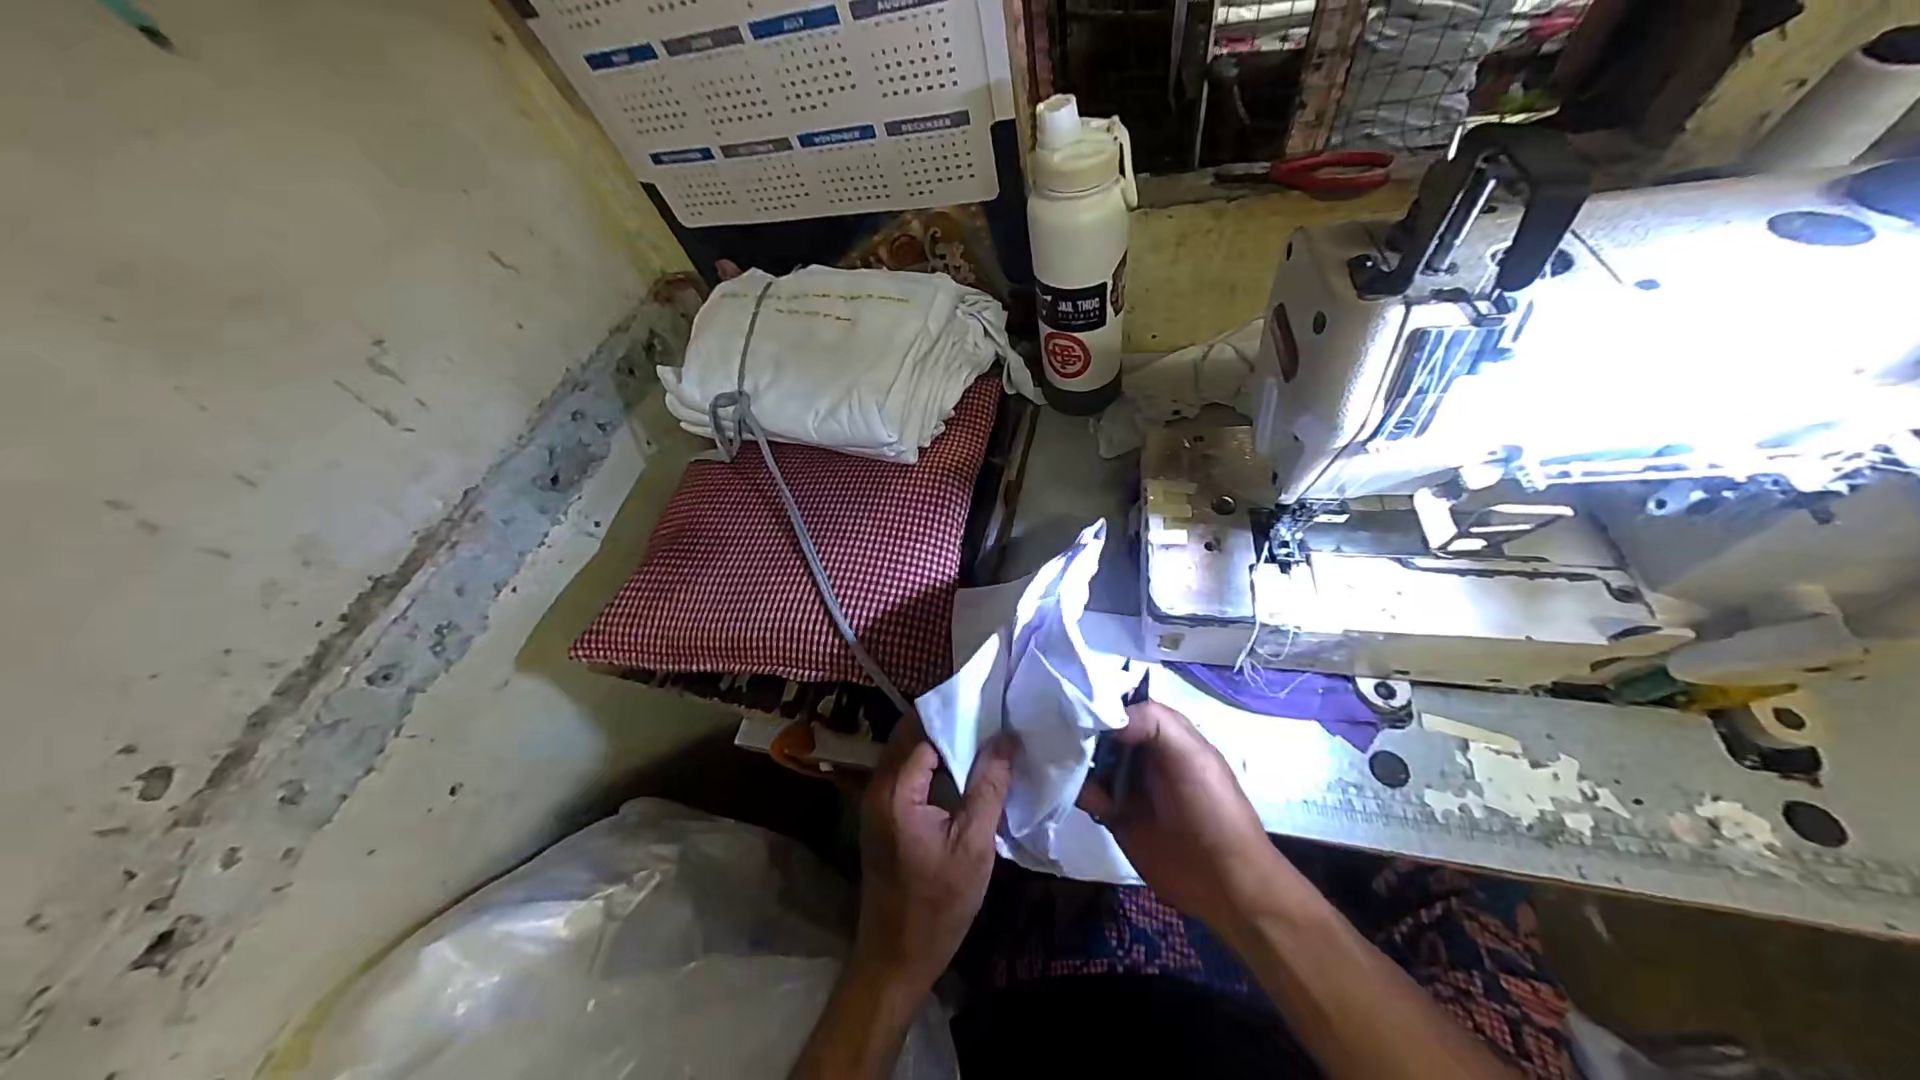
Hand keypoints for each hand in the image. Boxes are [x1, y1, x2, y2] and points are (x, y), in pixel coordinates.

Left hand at [853, 721, 1015, 990]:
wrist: (896, 956)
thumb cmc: (938, 904)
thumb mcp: (973, 845)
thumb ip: (988, 788)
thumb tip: (1005, 739)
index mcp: (895, 790)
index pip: (924, 731)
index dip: (957, 716)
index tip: (990, 705)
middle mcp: (877, 787)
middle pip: (909, 736)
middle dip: (947, 722)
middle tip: (989, 717)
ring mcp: (875, 801)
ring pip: (906, 753)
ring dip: (939, 742)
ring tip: (982, 738)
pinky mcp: (881, 815)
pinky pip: (905, 773)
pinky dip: (930, 763)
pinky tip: (962, 769)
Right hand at [1077, 701, 1297, 930]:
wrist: (1222, 881)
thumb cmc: (1211, 809)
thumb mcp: (1190, 755)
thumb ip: (1152, 722)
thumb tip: (1101, 716)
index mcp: (1162, 731)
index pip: (1121, 702)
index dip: (1097, 699)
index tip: (1070, 701)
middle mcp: (1140, 751)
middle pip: (1098, 728)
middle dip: (1079, 728)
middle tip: (1055, 730)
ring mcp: (1125, 782)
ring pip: (1087, 758)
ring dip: (1073, 758)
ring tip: (1061, 761)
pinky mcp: (1112, 813)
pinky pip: (1084, 792)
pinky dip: (1075, 789)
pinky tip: (1080, 794)